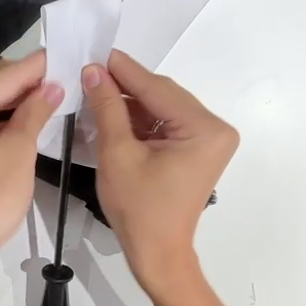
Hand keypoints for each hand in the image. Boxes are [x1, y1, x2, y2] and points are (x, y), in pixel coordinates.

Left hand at [0, 52, 62, 277]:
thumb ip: (35, 112)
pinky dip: (1, 108)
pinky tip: (26, 114)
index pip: (5, 74)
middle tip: (57, 77)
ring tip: (48, 93)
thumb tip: (52, 87)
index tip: (66, 57)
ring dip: (11, 90)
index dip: (37, 66)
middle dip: (21, 74)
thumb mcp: (20, 149)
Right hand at [82, 50, 237, 290]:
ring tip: (94, 90)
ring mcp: (208, 140)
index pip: (158, 89)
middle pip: (162, 96)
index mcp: (205, 129)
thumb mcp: (117, 153)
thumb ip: (107, 108)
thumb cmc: (138, 208)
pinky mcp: (195, 151)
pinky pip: (164, 125)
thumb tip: (93, 71)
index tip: (96, 53)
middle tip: (90, 71)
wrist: (156, 253)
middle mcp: (215, 129)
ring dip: (129, 103)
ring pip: (161, 109)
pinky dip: (138, 121)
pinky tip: (111, 112)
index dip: (123, 71)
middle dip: (125, 86)